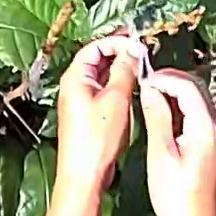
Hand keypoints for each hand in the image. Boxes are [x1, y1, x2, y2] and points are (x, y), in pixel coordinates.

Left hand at [55, 35, 143, 192]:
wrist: (84, 174)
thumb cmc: (96, 140)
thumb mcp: (116, 99)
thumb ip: (124, 70)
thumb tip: (133, 51)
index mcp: (75, 77)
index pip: (95, 46)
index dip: (117, 41)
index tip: (137, 44)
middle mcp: (73, 85)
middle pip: (97, 58)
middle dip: (120, 53)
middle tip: (142, 52)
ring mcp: (79, 99)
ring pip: (101, 75)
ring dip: (120, 69)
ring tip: (142, 67)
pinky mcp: (87, 113)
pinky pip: (103, 90)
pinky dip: (117, 84)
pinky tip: (133, 87)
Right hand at [140, 70, 215, 215]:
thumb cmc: (175, 195)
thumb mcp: (160, 153)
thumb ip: (156, 116)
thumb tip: (149, 88)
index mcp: (204, 126)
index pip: (187, 86)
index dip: (164, 78)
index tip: (142, 81)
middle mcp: (213, 126)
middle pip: (195, 87)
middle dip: (169, 79)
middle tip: (144, 84)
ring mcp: (212, 134)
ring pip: (195, 97)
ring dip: (172, 90)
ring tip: (147, 94)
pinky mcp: (206, 142)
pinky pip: (193, 111)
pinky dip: (176, 103)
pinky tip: (158, 110)